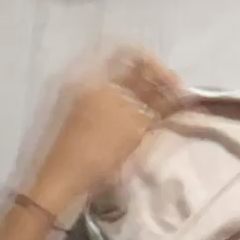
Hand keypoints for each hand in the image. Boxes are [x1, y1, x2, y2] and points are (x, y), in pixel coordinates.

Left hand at [25, 49, 182, 214]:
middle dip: (154, 82)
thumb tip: (179, 92)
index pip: (133, 56)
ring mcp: (84, 102)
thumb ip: (159, 104)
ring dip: (145, 96)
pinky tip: (146, 123)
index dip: (158, 67)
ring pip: (122, 89)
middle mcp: (89, 83)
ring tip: (165, 112)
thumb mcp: (133, 127)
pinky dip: (132, 109)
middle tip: (175, 99)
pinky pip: (114, 104)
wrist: (61, 183)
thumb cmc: (97, 151)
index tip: (176, 86)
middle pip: (128, 72)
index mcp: (97, 78)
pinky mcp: (84, 119)